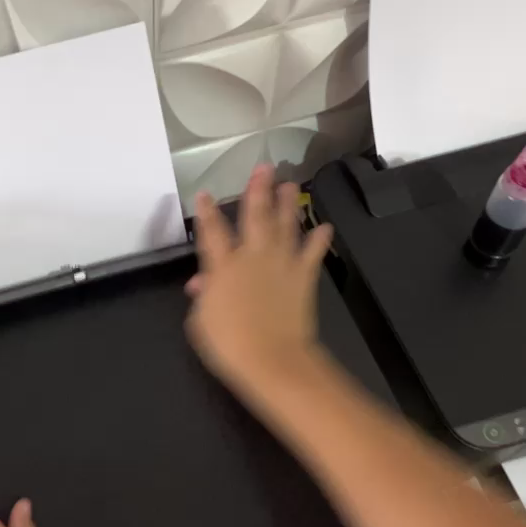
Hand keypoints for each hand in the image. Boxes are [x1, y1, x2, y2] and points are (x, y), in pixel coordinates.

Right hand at [186, 164, 333, 396]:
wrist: (272, 359)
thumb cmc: (228, 343)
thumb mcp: (201, 322)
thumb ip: (203, 297)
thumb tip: (203, 283)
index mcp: (222, 267)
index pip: (212, 232)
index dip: (207, 212)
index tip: (204, 194)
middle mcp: (252, 257)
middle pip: (255, 216)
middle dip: (257, 191)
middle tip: (263, 168)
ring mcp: (280, 265)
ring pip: (284, 226)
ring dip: (286, 204)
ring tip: (289, 184)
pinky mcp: (302, 278)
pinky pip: (311, 253)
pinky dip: (317, 239)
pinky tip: (324, 226)